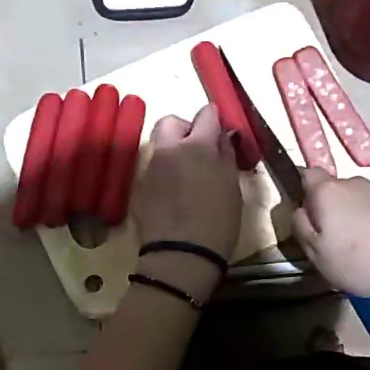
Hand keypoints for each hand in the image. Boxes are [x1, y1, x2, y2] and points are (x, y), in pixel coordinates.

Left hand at [132, 103, 240, 258]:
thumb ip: (225, 155)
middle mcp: (167, 150)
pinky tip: (172, 197)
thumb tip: (222, 137)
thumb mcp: (232, 186)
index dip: (214, 121)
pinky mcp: (137, 188)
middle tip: (198, 151)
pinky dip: (162, 175)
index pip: (206, 113)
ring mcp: (148, 168)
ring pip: (158, 147)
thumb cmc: (217, 222)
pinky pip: (151, 170)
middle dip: (184, 129)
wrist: (181, 255)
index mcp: (196, 146)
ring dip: (171, 153)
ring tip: (185, 177)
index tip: (219, 135)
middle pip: (170, 121)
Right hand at [292, 170, 369, 308]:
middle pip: (335, 190)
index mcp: (328, 191)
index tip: (310, 219)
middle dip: (332, 209)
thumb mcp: (315, 253)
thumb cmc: (359, 262)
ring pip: (360, 200)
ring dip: (357, 217)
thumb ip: (300, 227)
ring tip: (365, 249)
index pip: (308, 175)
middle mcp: (355, 182)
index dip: (305, 194)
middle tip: (335, 242)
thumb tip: (301, 211)